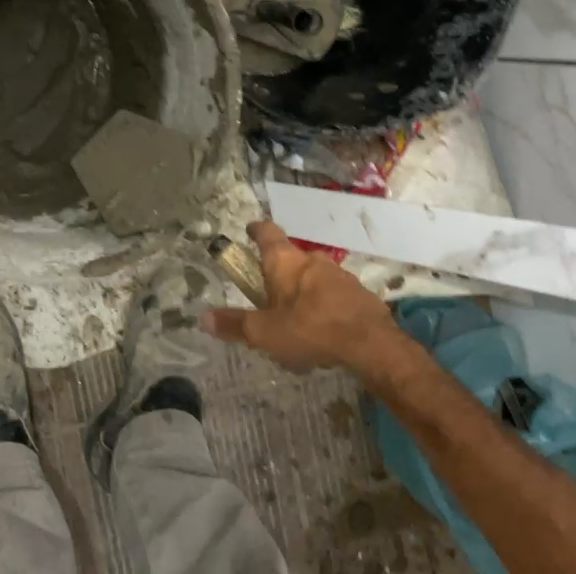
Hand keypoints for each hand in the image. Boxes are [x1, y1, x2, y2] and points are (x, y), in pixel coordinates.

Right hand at [201, 221, 402, 373]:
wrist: (373, 346)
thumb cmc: (310, 330)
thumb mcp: (265, 333)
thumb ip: (235, 325)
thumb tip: (202, 318)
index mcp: (284, 262)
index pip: (267, 233)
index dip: (256, 230)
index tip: (249, 231)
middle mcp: (312, 260)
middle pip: (291, 258)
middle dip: (280, 272)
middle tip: (269, 292)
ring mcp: (340, 275)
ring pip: (315, 276)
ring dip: (305, 290)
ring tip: (297, 317)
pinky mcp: (361, 294)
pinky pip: (336, 294)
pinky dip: (327, 305)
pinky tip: (324, 328)